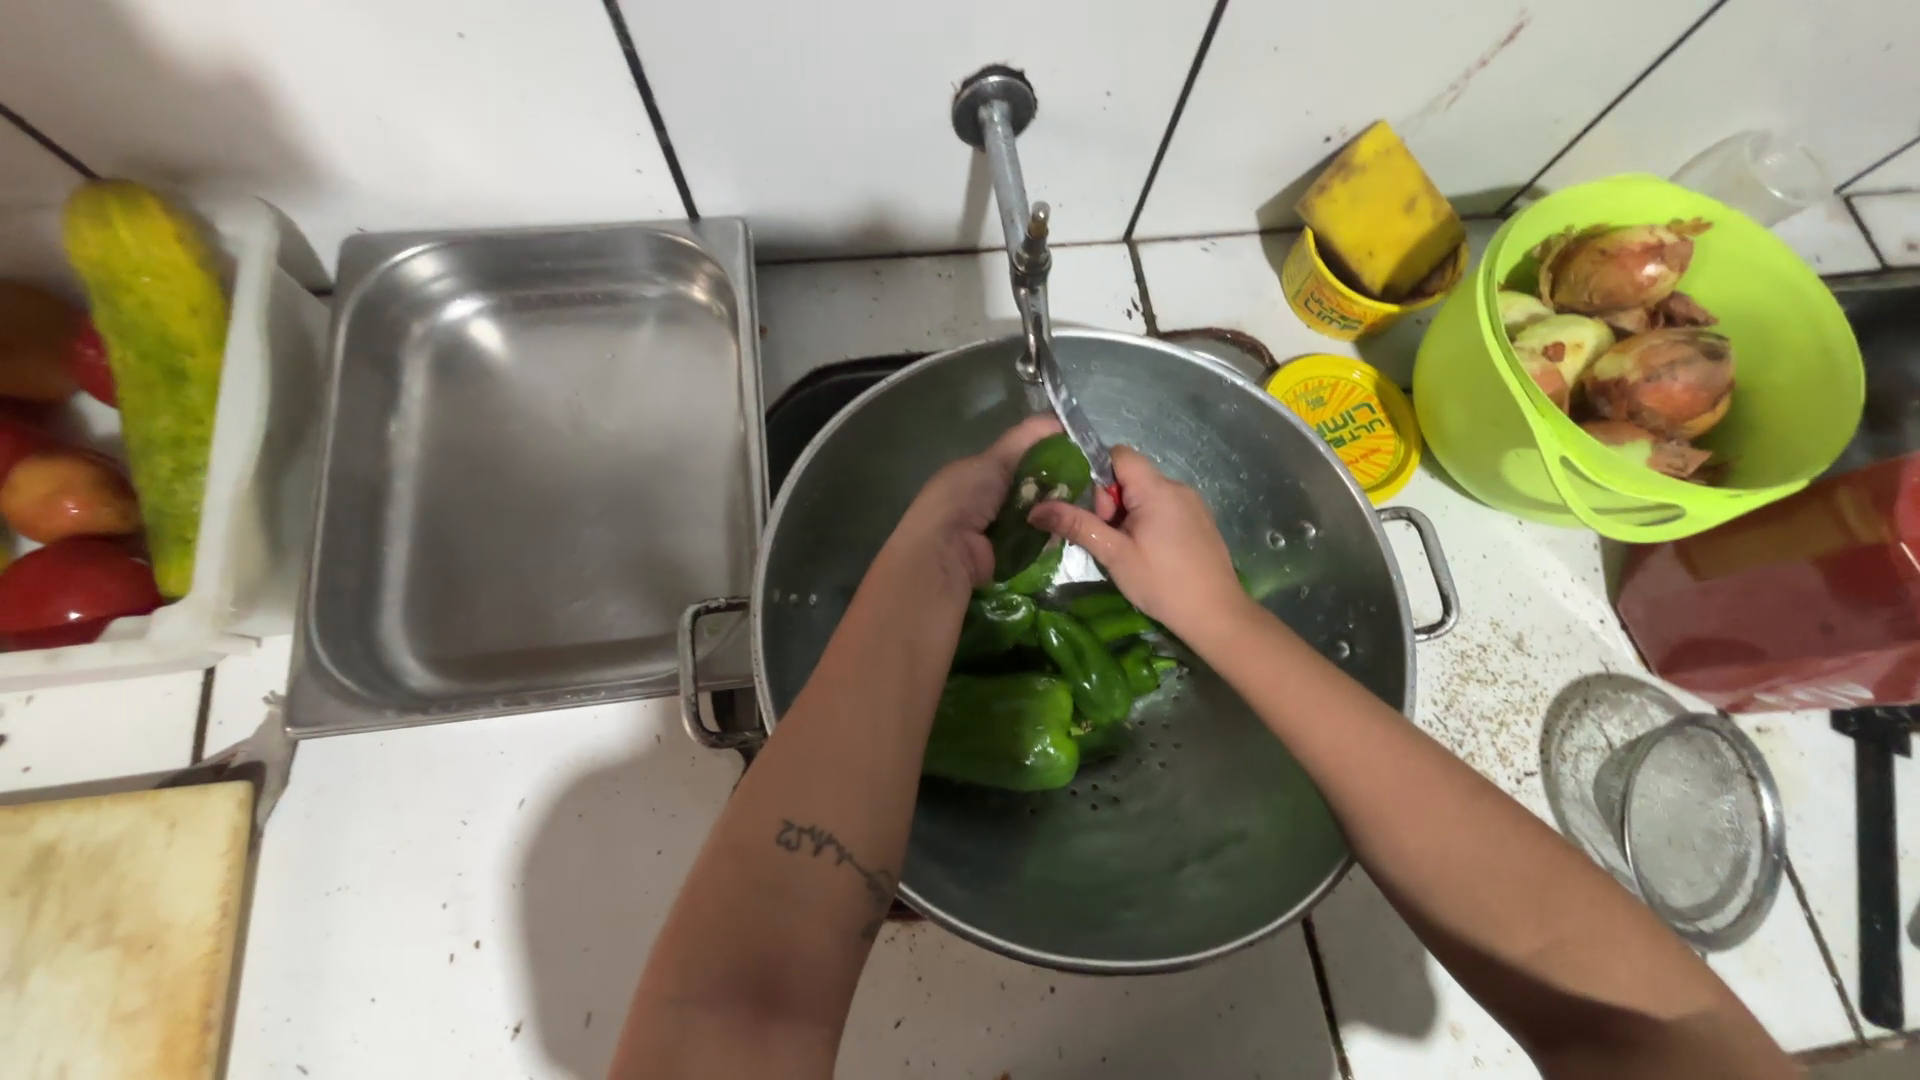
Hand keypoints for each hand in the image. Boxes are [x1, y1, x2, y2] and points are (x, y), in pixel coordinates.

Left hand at [884, 414, 1063, 594]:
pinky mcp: (1010, 556)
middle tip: (1080, 481)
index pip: (1019, 459)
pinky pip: (1037, 541)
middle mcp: (987, 501)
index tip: (1074, 451)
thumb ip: (1024, 438)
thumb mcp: (993, 460)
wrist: (947, 551)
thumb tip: (1057, 418)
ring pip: (1038, 514)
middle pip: (1033, 488)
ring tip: (1076, 505)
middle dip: (1054, 485)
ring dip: (1054, 511)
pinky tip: (1065, 527)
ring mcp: (998, 530)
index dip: (1046, 454)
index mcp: (978, 475)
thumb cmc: (964, 498)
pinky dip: (1049, 535)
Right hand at [1028, 446, 1246, 637]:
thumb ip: (1077, 525)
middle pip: (1131, 476)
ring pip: (1146, 494)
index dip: (1099, 476)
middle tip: (1111, 539)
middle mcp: (1177, 487)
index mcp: (1157, 489)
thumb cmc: (1161, 582)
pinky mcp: (1199, 520)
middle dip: (1112, 502)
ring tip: (1129, 551)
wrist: (1216, 614)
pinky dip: (1148, 523)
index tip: (1097, 512)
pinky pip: (1164, 508)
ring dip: (1129, 515)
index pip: (1118, 455)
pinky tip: (1150, 555)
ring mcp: (1192, 503)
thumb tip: (1035, 510)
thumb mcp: (1113, 554)